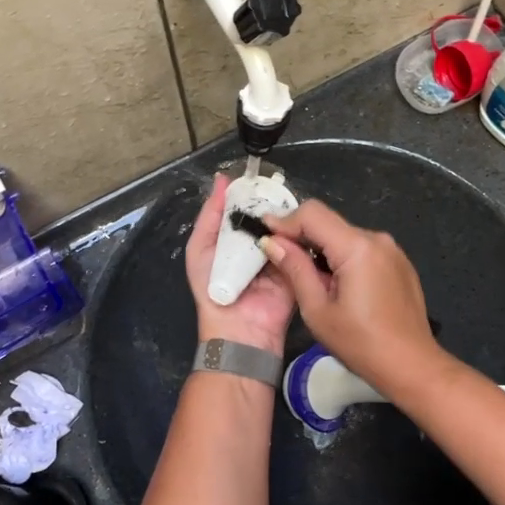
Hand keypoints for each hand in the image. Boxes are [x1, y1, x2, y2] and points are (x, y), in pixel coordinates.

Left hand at [185, 173, 293, 354]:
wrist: (238, 329)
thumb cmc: (212, 290)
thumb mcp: (200, 249)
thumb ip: (209, 216)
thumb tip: (222, 180)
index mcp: (236, 241)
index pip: (248, 210)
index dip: (254, 193)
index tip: (261, 175)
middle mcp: (259, 247)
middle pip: (271, 217)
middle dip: (274, 204)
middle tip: (281, 186)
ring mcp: (281, 257)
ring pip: (288, 229)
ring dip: (289, 218)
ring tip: (292, 203)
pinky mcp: (299, 270)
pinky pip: (302, 249)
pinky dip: (302, 237)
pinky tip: (304, 223)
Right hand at [260, 200, 443, 387]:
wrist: (411, 365)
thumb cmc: (360, 343)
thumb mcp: (318, 310)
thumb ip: (295, 270)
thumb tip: (272, 242)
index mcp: (357, 247)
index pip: (313, 214)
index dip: (285, 221)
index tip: (265, 235)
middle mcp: (378, 240)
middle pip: (330, 224)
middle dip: (303, 239)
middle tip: (283, 264)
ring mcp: (392, 250)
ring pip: (345, 238)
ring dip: (324, 252)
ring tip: (314, 284)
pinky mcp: (399, 264)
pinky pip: (363, 251)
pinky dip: (344, 260)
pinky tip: (340, 289)